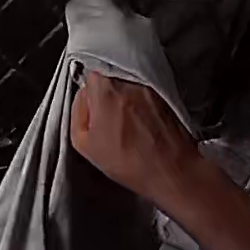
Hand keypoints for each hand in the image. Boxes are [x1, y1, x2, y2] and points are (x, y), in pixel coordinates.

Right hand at [70, 70, 204, 202]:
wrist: (172, 172)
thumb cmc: (132, 162)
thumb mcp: (84, 144)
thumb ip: (77, 113)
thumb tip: (83, 99)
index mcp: (105, 89)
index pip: (89, 77)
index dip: (89, 97)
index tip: (92, 113)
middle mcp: (128, 82)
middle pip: (110, 81)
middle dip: (107, 100)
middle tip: (109, 125)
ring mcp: (149, 90)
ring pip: (128, 90)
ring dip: (126, 106)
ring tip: (128, 132)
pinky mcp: (165, 99)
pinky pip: (145, 99)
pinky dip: (141, 112)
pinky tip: (142, 133)